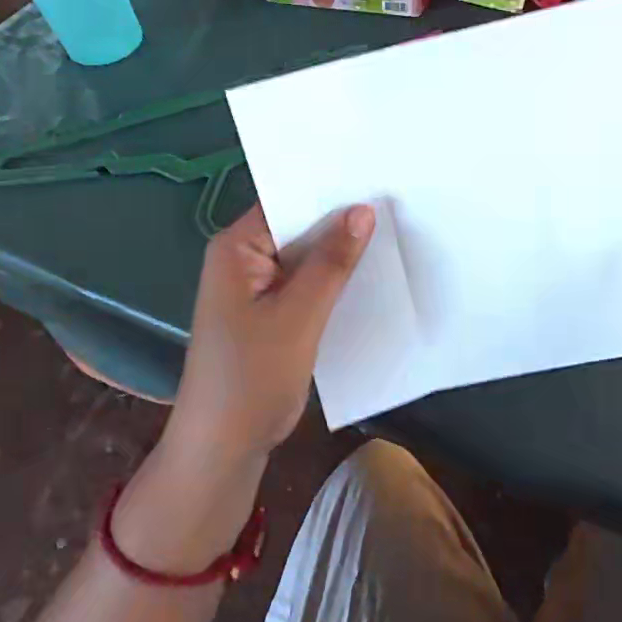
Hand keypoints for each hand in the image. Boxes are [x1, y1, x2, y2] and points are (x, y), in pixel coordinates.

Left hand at [169, 202, 374, 458]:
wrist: (226, 446)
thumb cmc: (252, 375)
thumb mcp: (299, 314)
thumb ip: (332, 261)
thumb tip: (364, 209)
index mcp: (236, 248)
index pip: (286, 200)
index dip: (328, 189)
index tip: (374, 176)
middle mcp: (244, 259)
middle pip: (299, 226)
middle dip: (341, 219)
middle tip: (394, 198)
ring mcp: (259, 287)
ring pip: (308, 256)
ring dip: (341, 251)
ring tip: (393, 228)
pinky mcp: (274, 311)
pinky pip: (308, 282)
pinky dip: (335, 279)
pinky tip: (372, 271)